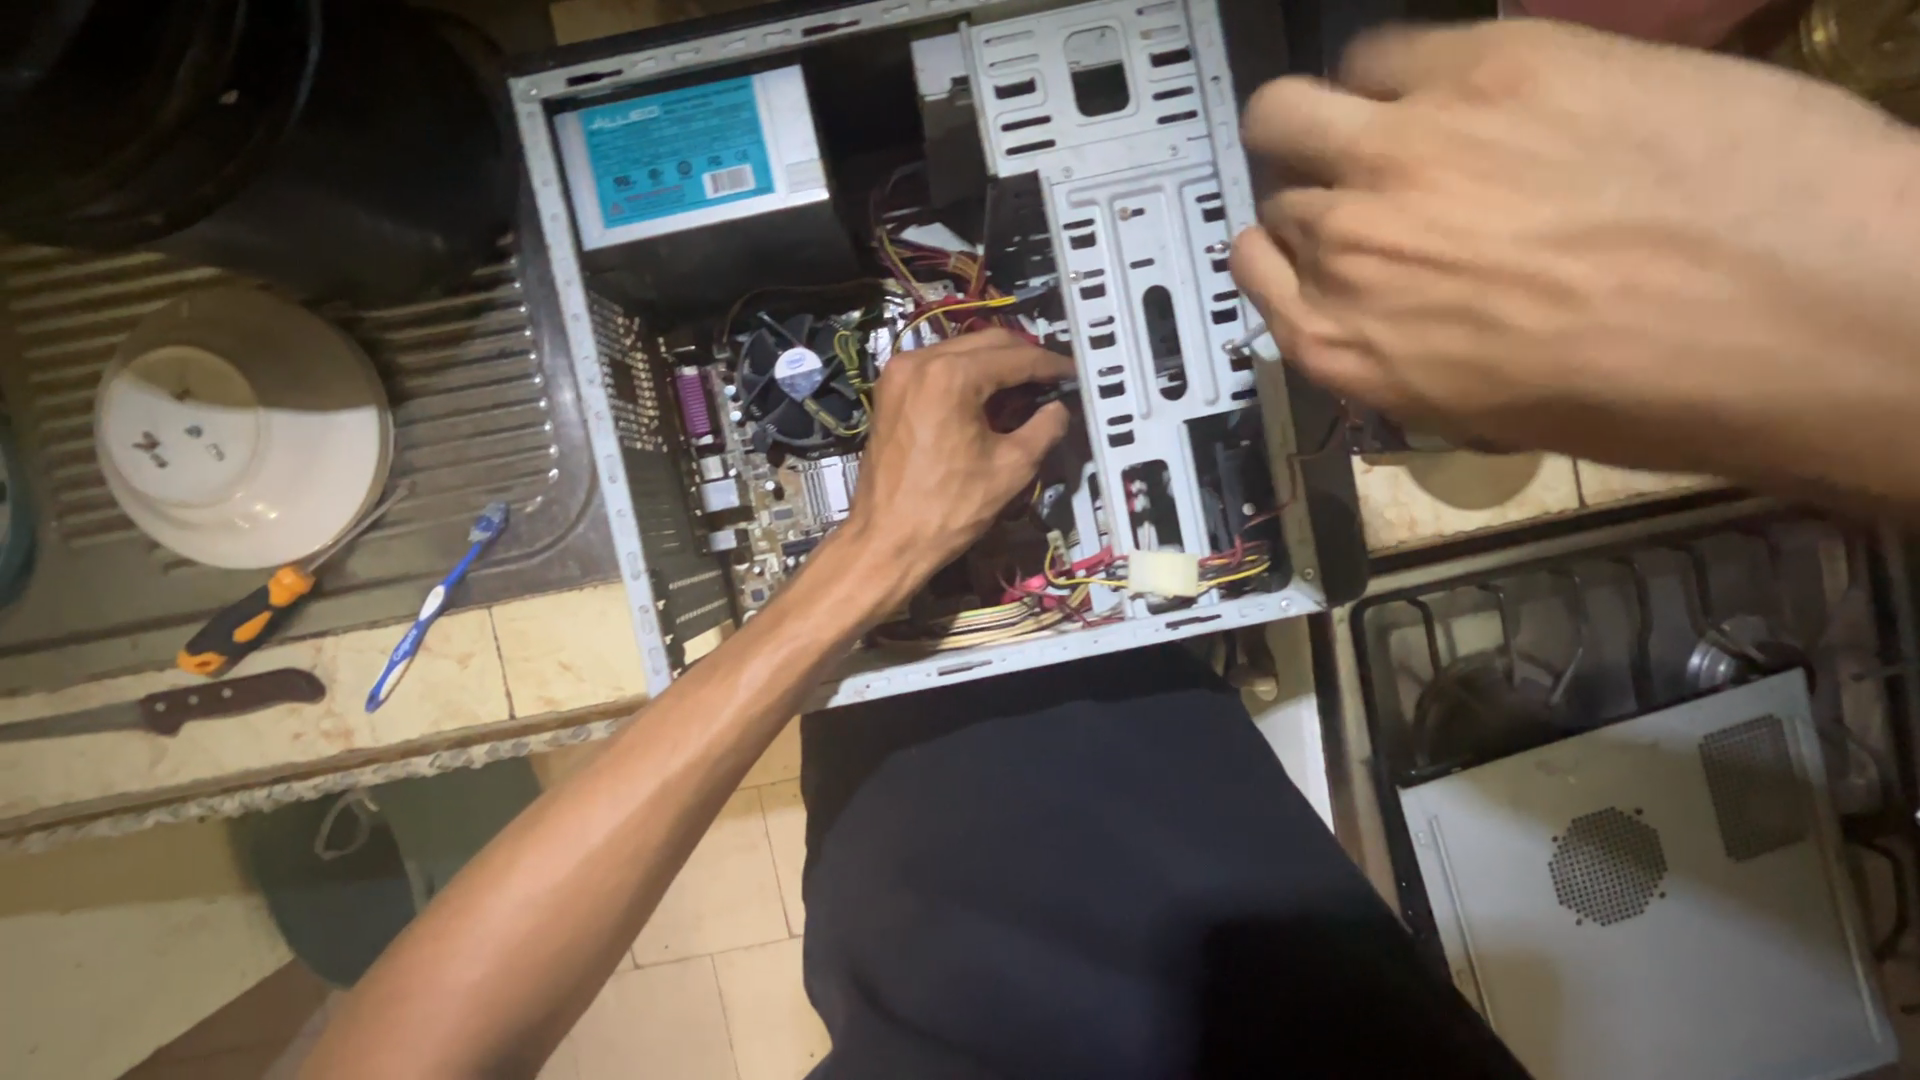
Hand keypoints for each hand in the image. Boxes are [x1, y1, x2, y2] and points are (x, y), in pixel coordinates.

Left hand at [839, 328, 1073, 597]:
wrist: (886, 539)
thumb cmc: (948, 508)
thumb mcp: (1011, 468)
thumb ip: (1044, 428)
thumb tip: (1059, 409)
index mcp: (951, 375)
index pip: (1015, 357)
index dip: (1051, 364)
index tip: (1073, 373)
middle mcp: (919, 360)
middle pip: (987, 342)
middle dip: (1024, 356)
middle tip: (1053, 378)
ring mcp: (898, 373)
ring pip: (961, 350)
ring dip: (995, 363)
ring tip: (1024, 386)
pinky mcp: (889, 391)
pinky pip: (937, 367)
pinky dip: (966, 374)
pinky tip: (987, 396)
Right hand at [1232, 20, 1919, 508]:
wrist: (1795, 310)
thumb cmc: (1629, 392)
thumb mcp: (1460, 404)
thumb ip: (1378, 340)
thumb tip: (1364, 292)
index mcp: (1335, 344)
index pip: (1256, 268)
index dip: (1287, 255)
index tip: (1319, 247)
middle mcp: (1340, 248)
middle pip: (1280, 199)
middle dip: (1313, 195)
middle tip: (1368, 187)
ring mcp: (1398, 154)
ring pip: (1287, 113)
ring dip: (1318, 124)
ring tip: (1382, 124)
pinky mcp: (1479, 68)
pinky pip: (1376, 53)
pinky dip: (1387, 73)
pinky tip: (1447, 89)